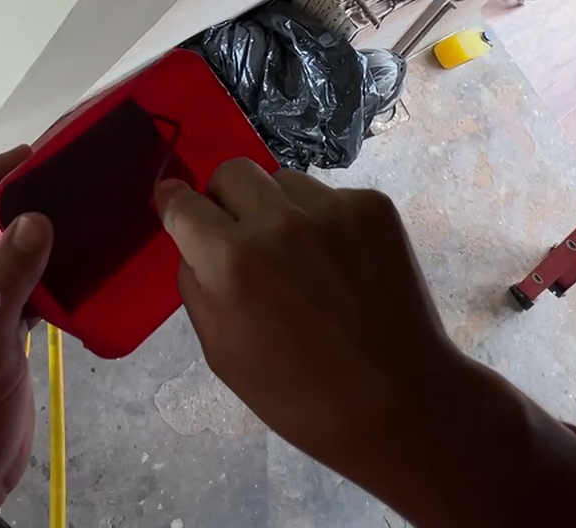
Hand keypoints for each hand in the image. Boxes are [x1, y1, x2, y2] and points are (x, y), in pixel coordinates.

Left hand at [0, 147, 49, 527]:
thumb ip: (7, 281)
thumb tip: (36, 218)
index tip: (31, 158)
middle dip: (22, 193)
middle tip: (69, 181)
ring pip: (13, 250)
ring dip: (41, 230)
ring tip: (83, 216)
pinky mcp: (12, 328)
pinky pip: (34, 283)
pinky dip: (55, 270)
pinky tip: (85, 272)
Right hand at [155, 160, 575, 527]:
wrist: (401, 403)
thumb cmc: (299, 394)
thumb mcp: (222, 353)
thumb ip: (195, 285)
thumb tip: (189, 238)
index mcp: (230, 261)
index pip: (182, 201)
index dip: (174, 202)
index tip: (175, 203)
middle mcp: (276, 221)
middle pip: (230, 172)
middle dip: (226, 199)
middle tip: (242, 234)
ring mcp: (330, 208)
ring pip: (281, 179)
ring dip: (277, 207)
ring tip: (301, 255)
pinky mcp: (372, 205)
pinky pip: (327, 194)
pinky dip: (323, 220)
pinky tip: (340, 262)